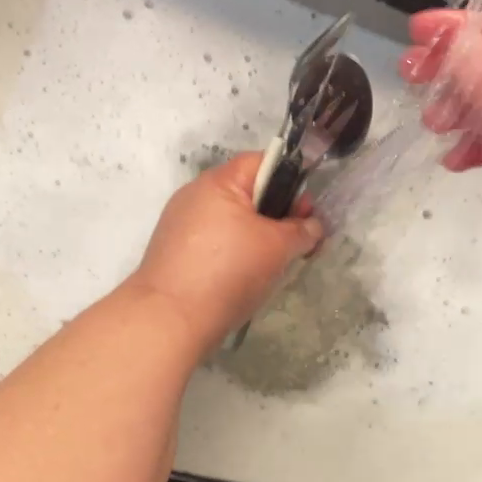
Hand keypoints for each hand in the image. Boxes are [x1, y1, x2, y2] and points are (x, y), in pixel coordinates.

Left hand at [128, 153, 322, 347]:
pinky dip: (235, 254)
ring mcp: (181, 224)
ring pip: (232, 221)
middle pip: (247, 192)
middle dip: (277, 215)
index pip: (262, 162)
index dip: (290, 181)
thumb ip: (301, 230)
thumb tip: (311, 226)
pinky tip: (245, 279)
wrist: (169, 319)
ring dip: (258, 238)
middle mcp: (195, 195)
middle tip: (296, 243)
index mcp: (218, 182)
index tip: (304, 213)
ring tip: (273, 266)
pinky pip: (216, 242)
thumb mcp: (278, 247)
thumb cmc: (228, 271)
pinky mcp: (175, 252)